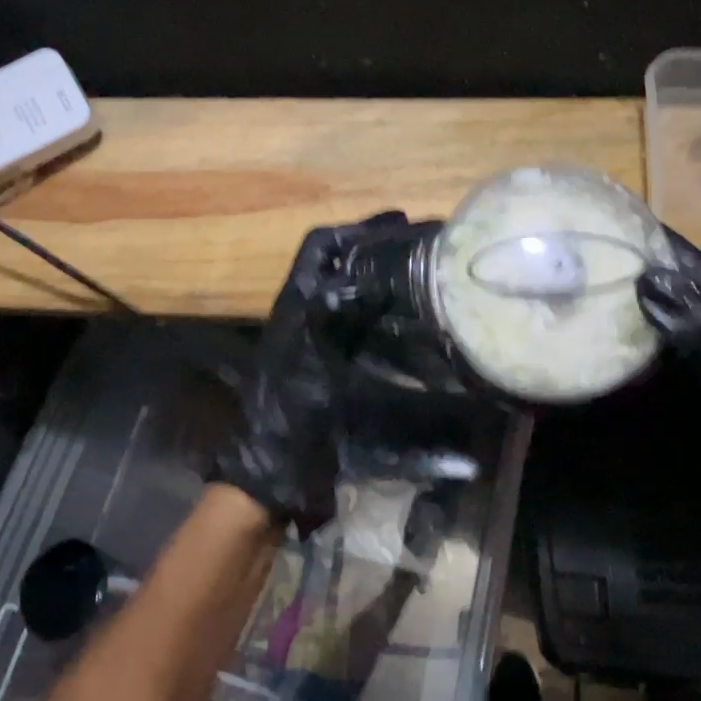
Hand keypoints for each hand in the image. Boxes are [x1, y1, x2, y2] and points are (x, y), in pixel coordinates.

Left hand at [212, 212, 423, 532]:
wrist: (270, 478)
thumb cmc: (286, 417)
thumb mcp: (310, 362)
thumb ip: (335, 319)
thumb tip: (372, 282)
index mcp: (295, 306)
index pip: (321, 248)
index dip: (355, 230)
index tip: (399, 221)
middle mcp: (307, 316)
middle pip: (342, 270)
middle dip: (379, 254)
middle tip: (426, 250)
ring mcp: (321, 346)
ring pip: (356, 301)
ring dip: (388, 288)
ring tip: (431, 282)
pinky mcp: (335, 373)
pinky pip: (368, 337)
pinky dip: (394, 327)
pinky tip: (424, 332)